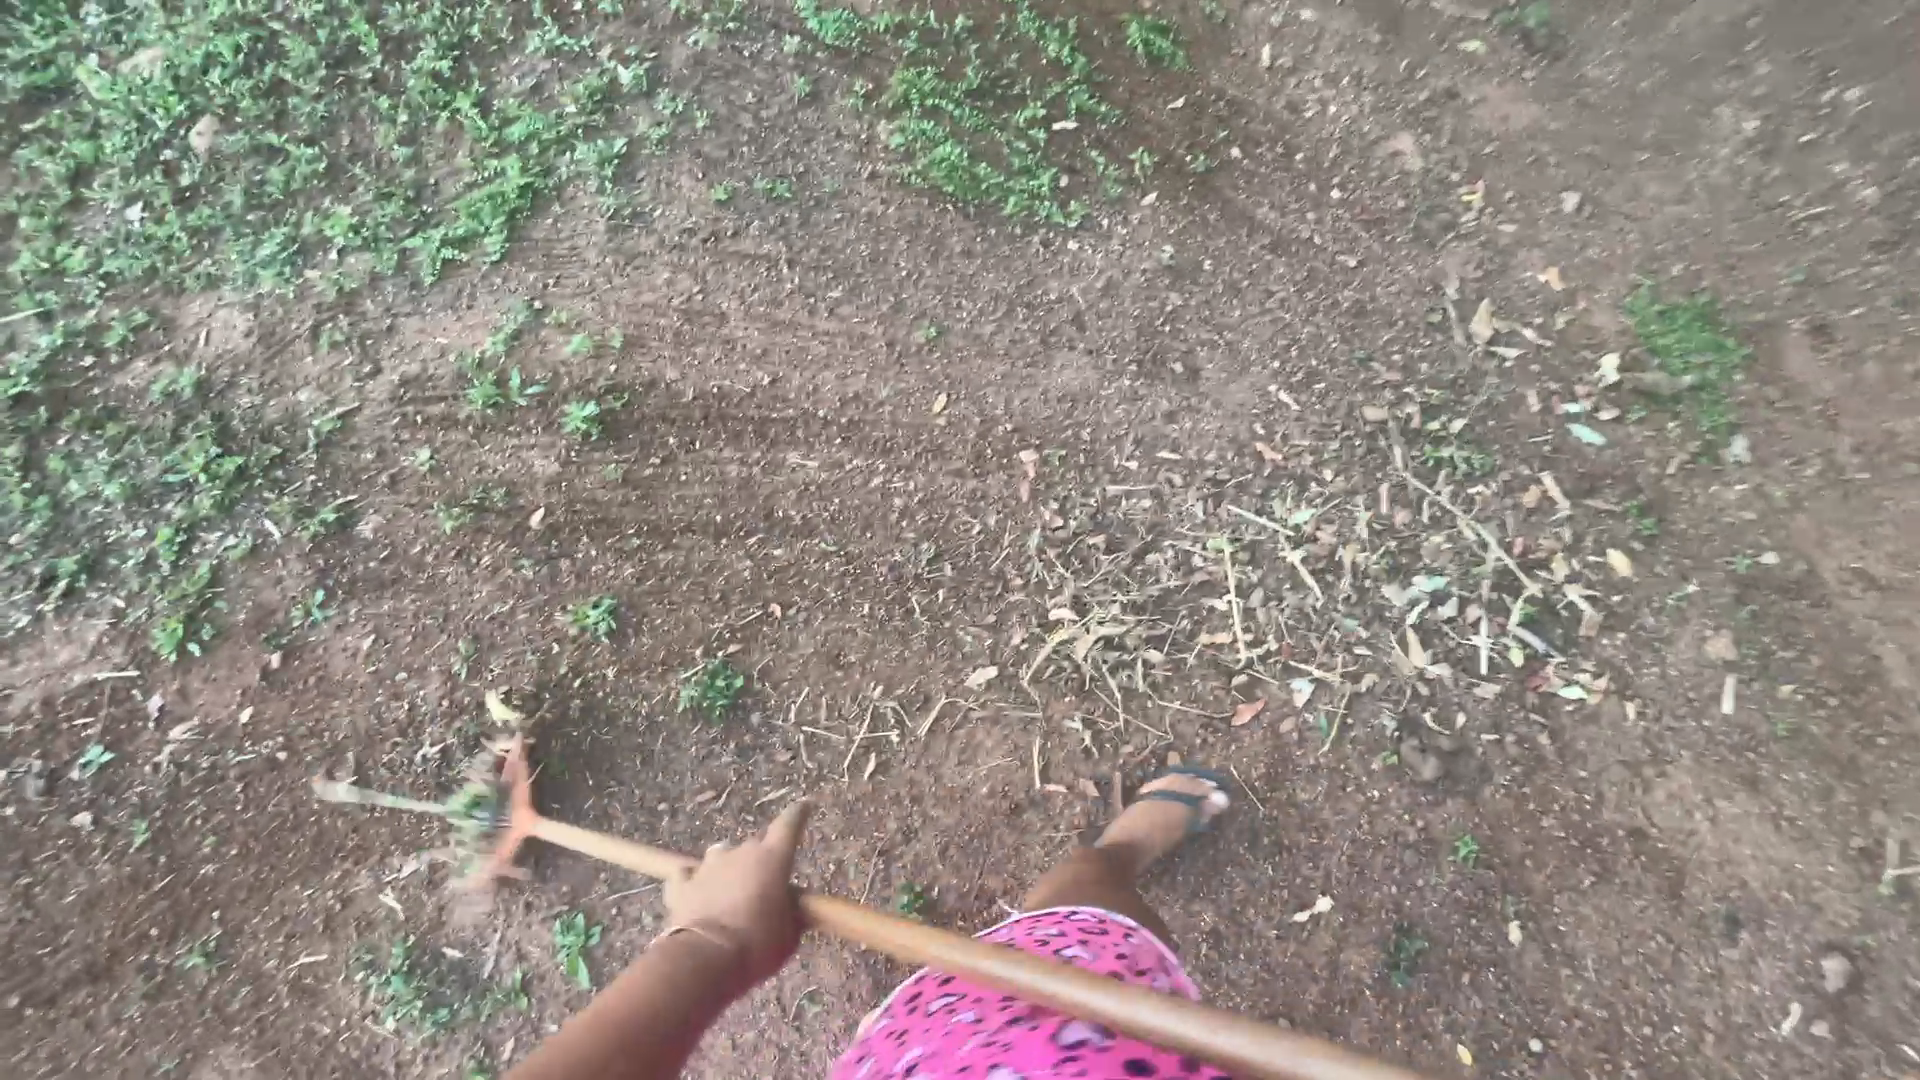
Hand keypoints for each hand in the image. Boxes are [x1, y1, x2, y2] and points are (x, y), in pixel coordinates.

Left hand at [662, 800, 810, 987]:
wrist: (704, 960)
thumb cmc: (757, 945)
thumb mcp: (787, 936)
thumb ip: (790, 915)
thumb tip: (790, 910)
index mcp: (772, 857)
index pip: (790, 823)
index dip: (798, 813)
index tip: (804, 807)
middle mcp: (741, 852)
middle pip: (755, 844)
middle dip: (760, 859)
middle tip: (763, 884)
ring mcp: (708, 866)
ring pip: (721, 855)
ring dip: (727, 869)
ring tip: (728, 892)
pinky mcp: (682, 884)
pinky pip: (688, 875)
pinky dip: (693, 883)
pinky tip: (695, 896)